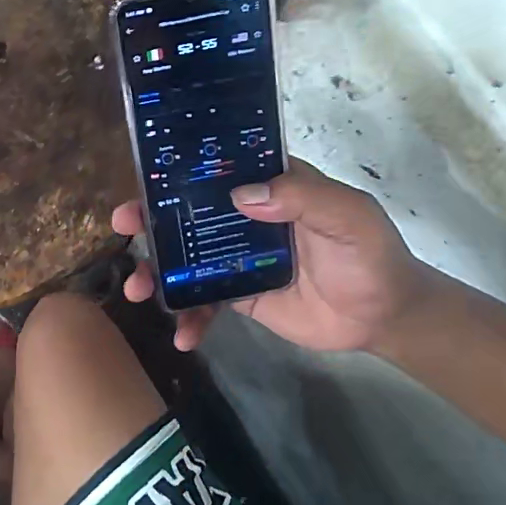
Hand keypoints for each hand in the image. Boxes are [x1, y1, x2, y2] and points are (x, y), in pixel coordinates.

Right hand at [111, 158, 436, 352]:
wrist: (382, 315)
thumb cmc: (370, 255)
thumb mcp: (347, 216)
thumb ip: (302, 198)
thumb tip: (241, 194)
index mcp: (275, 187)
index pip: (223, 168)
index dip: (182, 169)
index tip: (146, 176)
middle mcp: (252, 217)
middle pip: (193, 212)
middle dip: (153, 219)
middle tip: (122, 226)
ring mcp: (243, 258)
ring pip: (190, 259)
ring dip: (158, 272)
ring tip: (136, 290)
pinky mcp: (244, 296)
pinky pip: (208, 302)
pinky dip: (191, 318)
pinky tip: (183, 336)